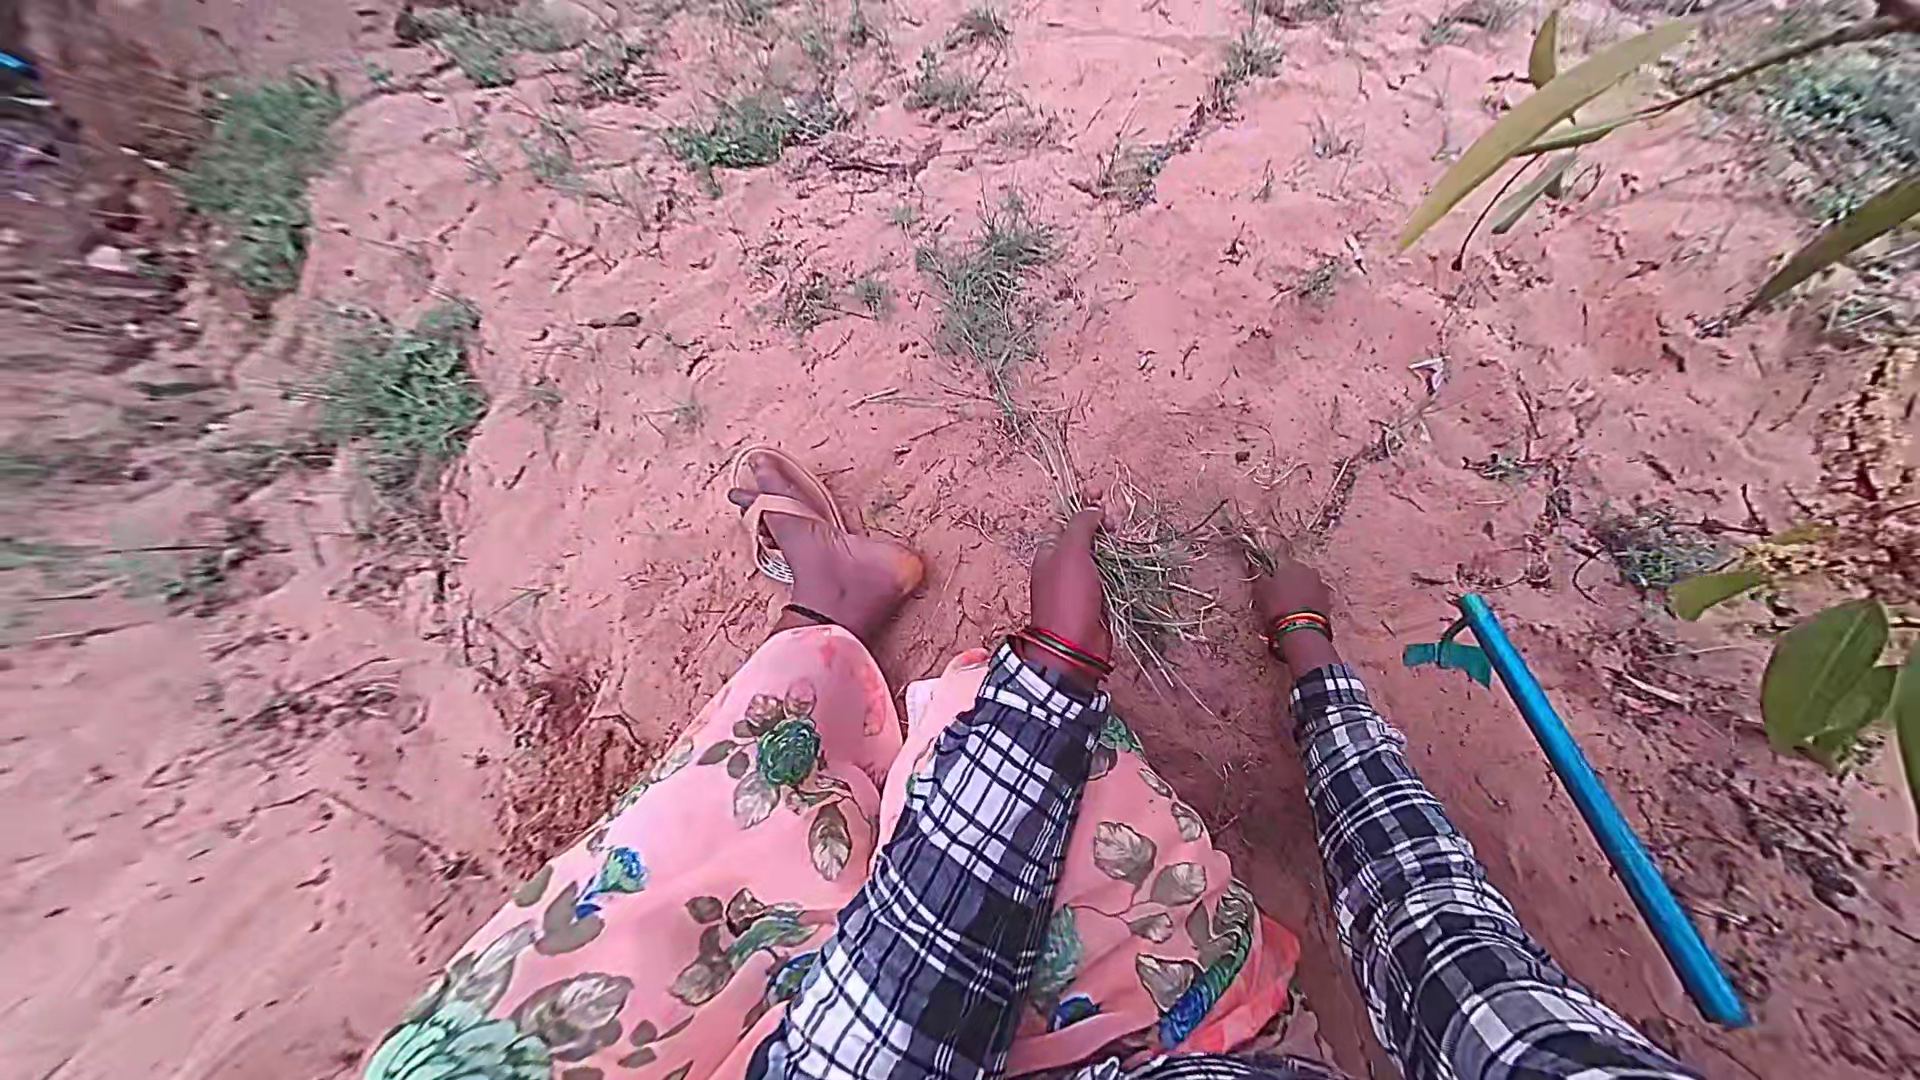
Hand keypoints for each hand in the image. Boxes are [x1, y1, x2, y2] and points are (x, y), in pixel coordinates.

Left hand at [1023, 508, 1111, 685]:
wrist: (1075, 645)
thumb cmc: (1067, 596)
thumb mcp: (1070, 553)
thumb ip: (1080, 526)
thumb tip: (1091, 508)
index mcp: (1050, 550)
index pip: (1066, 518)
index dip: (1082, 504)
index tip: (1100, 493)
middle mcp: (1064, 563)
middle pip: (1085, 533)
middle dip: (1101, 521)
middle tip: (1117, 519)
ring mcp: (1082, 580)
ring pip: (1101, 551)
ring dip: (1113, 540)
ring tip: (1124, 532)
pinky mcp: (1099, 595)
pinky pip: (1112, 572)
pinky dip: (1121, 561)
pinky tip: (1130, 555)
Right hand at [1251, 547, 1339, 673]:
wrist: (1301, 629)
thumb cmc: (1277, 606)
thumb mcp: (1260, 589)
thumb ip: (1258, 574)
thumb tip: (1254, 565)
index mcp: (1290, 564)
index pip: (1278, 558)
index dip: (1269, 568)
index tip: (1264, 577)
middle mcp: (1308, 570)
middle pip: (1293, 570)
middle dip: (1285, 578)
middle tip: (1274, 592)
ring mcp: (1320, 584)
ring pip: (1304, 582)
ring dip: (1296, 589)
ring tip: (1286, 604)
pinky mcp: (1327, 599)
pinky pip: (1313, 594)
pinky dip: (1306, 599)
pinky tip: (1297, 610)